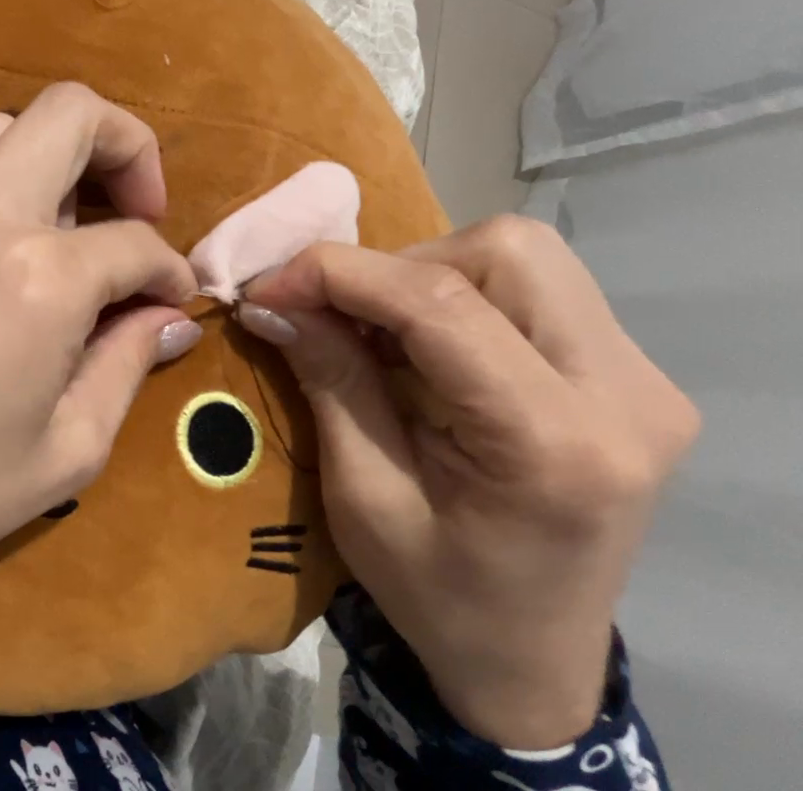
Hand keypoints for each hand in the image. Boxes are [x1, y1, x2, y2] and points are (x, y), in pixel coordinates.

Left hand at [0, 83, 202, 606]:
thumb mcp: (63, 452)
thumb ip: (125, 367)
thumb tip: (163, 318)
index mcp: (40, 275)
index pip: (136, 241)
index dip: (169, 272)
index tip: (171, 304)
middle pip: (71, 112)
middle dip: (125, 146)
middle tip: (137, 213)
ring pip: (4, 128)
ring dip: (54, 161)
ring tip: (69, 234)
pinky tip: (5, 251)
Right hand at [241, 217, 697, 748]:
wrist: (530, 656)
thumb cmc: (435, 593)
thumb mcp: (362, 496)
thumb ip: (330, 382)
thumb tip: (271, 300)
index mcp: (555, 442)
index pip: (442, 302)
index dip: (338, 274)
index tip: (265, 289)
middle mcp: (626, 394)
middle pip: (507, 251)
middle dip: (396, 267)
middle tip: (334, 316)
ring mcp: (642, 381)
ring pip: (523, 257)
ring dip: (426, 277)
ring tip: (373, 334)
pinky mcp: (630, 376)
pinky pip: (534, 292)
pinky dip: (456, 298)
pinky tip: (417, 348)